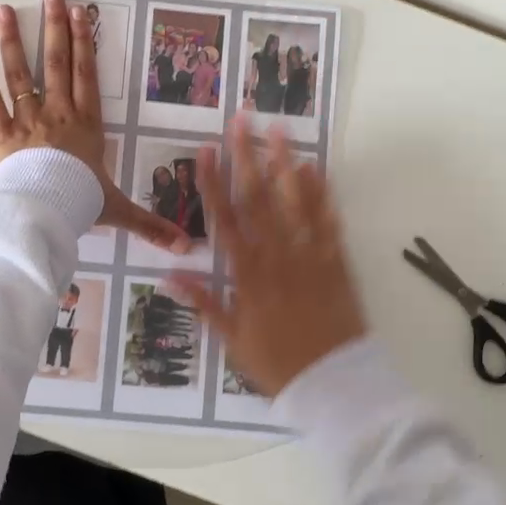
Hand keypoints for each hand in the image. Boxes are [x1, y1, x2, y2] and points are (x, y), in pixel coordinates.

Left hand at [0, 0, 190, 252]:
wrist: (46, 214)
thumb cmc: (82, 205)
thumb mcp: (118, 210)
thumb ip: (149, 224)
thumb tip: (186, 246)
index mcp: (87, 124)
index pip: (87, 75)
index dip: (85, 42)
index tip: (80, 12)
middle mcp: (58, 113)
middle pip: (57, 62)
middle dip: (54, 26)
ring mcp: (28, 119)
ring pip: (21, 73)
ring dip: (14, 40)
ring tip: (4, 10)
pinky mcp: (1, 132)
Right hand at [175, 120, 365, 395]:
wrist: (333, 383)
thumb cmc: (276, 362)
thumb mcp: (231, 339)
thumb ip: (203, 303)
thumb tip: (168, 275)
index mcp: (247, 275)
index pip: (225, 220)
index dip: (213, 184)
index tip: (205, 151)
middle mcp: (277, 257)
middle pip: (259, 200)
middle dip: (248, 158)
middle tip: (242, 121)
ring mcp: (309, 256)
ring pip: (295, 203)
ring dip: (286, 164)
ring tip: (280, 130)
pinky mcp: (336, 262)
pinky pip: (327, 223)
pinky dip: (321, 195)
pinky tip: (316, 168)